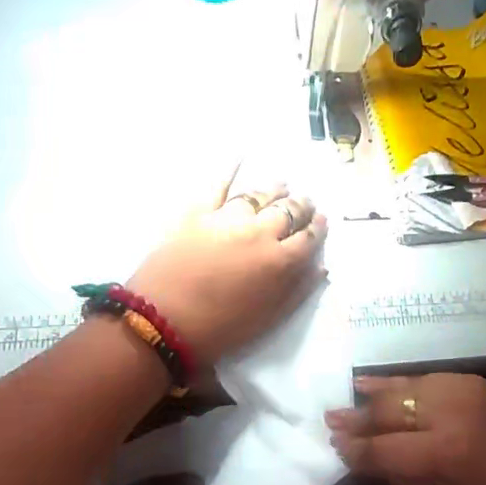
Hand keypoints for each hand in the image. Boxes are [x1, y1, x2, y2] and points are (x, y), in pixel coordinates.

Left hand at [126, 170, 326, 363]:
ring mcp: (227, 219)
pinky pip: (218, 186)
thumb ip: (298, 290)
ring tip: (282, 185)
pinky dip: (230, 169)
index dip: (318, 228)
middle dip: (301, 206)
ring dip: (274, 190)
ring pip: (258, 196)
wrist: (163, 321)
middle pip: (288, 211)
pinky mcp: (197, 214)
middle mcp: (260, 233)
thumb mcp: (269, 317)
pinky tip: (239, 156)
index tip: (322, 221)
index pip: (308, 237)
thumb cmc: (222, 328)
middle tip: (305, 203)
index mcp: (281, 262)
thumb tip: (320, 266)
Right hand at [325, 374, 485, 484]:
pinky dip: (398, 387)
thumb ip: (392, 473)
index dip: (355, 447)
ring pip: (402, 389)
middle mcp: (449, 413)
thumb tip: (351, 452)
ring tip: (346, 398)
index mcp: (443, 453)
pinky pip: (421, 382)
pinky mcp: (468, 380)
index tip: (333, 445)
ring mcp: (460, 390)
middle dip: (358, 418)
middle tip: (332, 420)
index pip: (383, 446)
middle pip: (389, 411)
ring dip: (373, 396)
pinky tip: (374, 386)